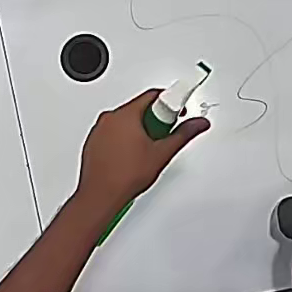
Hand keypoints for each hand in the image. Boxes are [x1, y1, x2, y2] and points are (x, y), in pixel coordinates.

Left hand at [74, 89, 209, 212]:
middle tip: (163, 138)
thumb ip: (183, 134)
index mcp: (126, 115)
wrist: (101, 195)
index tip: (178, 113)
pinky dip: (124, 139)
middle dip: (155, 120)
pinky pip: (112, 133)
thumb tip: (198, 124)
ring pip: (125, 121)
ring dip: (139, 130)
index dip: (171, 102)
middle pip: (139, 108)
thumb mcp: (162, 153)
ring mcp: (99, 130)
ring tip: (147, 152)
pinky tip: (132, 157)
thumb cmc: (124, 176)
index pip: (153, 96)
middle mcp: (109, 119)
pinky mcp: (93, 142)